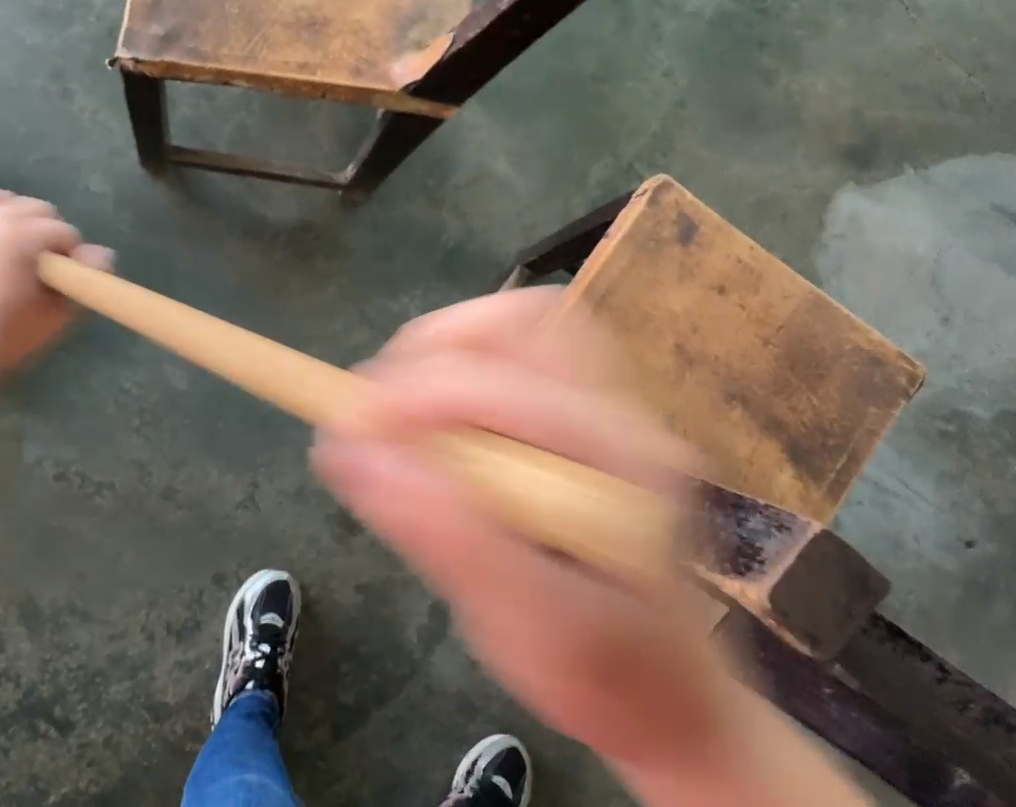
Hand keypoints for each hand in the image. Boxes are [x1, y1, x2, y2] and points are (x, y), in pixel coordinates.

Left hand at [0, 190, 112, 371]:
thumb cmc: (6, 337)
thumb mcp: (54, 314)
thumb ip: (81, 278)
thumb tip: (104, 253)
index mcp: (24, 238)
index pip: (63, 231)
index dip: (72, 253)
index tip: (68, 277)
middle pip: (38, 209)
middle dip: (49, 232)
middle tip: (47, 265)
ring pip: (8, 204)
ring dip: (23, 221)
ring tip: (24, 251)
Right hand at [312, 287, 736, 777]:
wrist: (668, 696)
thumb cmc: (601, 673)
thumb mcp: (519, 623)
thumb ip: (442, 533)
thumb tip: (349, 449)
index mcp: (620, 461)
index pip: (504, 383)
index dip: (412, 393)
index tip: (347, 428)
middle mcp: (624, 414)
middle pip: (525, 320)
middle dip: (431, 351)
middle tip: (376, 411)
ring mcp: (613, 407)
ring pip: (521, 324)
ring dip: (445, 351)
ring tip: (401, 411)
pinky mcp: (588, 413)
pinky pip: (519, 351)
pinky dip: (461, 366)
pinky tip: (440, 424)